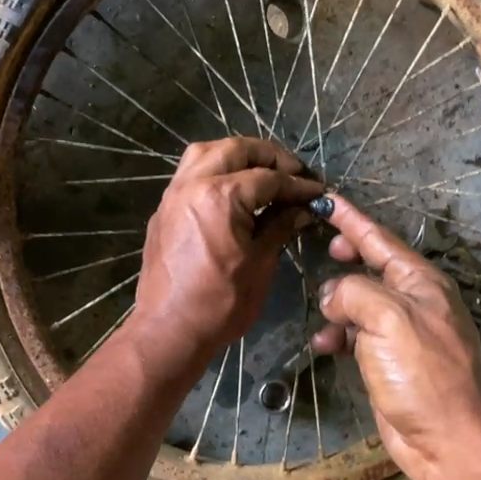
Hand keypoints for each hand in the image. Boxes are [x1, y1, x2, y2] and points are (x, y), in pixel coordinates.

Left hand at [127, 138, 322, 380]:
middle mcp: (193, 184)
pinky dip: (213, 169)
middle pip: (235, 150)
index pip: (268, 177)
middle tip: (292, 171)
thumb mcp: (260, 263)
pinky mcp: (164, 208)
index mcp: (220, 196)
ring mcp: (173, 194)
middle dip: (267, 155)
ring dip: (236, 154)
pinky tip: (232, 188)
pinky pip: (190, 173)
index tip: (317, 190)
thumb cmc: (221, 302)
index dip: (297, 183)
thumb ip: (280, 226)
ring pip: (206, 152)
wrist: (169, 329)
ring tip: (261, 171)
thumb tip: (301, 207)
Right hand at [311, 196, 480, 479]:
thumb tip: (332, 295)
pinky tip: (323, 345)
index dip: (350, 218)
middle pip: (372, 265)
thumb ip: (354, 292)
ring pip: (359, 302)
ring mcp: (403, 333)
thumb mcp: (388, 318)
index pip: (379, 238)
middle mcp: (413, 301)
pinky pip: (357, 335)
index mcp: (421, 282)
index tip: (324, 198)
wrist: (452, 444)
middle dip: (346, 255)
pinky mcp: (390, 362)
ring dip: (336, 304)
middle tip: (322, 247)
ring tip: (321, 313)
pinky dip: (338, 335)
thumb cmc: (425, 373)